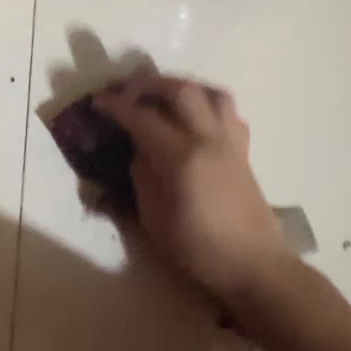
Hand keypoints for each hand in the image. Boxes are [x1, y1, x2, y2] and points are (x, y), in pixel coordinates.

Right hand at [92, 71, 294, 303]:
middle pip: (181, 91)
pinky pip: (227, 112)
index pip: (142, 117)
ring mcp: (230, 143)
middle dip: (149, 84)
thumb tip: (138, 151)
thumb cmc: (195, 247)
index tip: (97, 102)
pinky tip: (193, 120)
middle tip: (126, 92)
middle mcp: (208, 140)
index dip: (117, 106)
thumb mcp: (152, 217)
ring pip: (211, 93)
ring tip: (162, 97)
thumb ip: (142, 176)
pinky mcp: (243, 151)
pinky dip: (207, 105)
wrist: (252, 265)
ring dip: (183, 86)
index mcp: (180, 158)